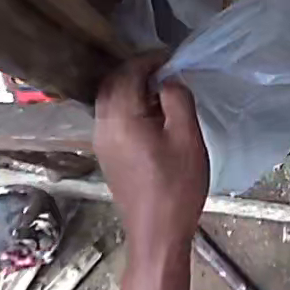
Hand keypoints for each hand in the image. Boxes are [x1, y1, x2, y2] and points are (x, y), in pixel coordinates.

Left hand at [94, 58, 208, 258]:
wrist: (157, 231)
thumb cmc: (177, 184)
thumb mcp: (187, 136)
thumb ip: (177, 99)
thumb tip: (170, 79)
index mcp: (121, 118)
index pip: (127, 73)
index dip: (150, 59)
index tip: (173, 57)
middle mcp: (103, 126)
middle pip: (112, 84)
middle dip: (137, 70)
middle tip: (167, 68)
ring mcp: (102, 142)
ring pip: (110, 100)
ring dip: (133, 87)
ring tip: (164, 89)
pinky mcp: (108, 154)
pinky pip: (113, 117)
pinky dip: (130, 104)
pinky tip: (154, 113)